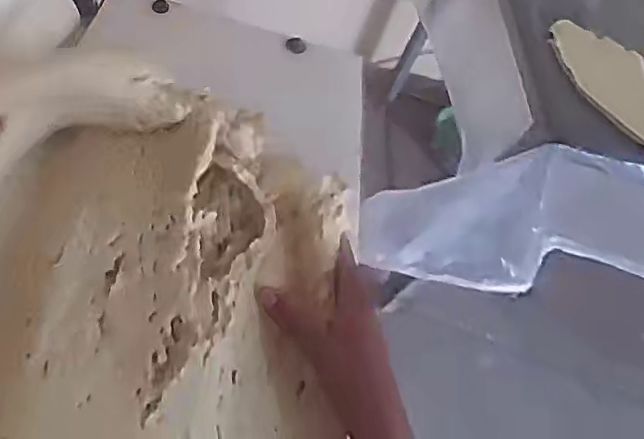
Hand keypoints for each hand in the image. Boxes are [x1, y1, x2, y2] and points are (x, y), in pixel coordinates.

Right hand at [260, 240, 413, 438]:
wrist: (378, 421)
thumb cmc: (350, 373)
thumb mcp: (316, 344)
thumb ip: (292, 316)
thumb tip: (264, 288)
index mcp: (357, 299)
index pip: (347, 260)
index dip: (333, 241)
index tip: (317, 224)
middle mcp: (367, 310)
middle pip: (349, 279)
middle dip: (329, 266)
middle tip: (303, 253)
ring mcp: (370, 332)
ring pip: (349, 300)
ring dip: (331, 291)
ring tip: (305, 285)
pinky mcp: (368, 351)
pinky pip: (349, 320)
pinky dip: (333, 314)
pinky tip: (318, 323)